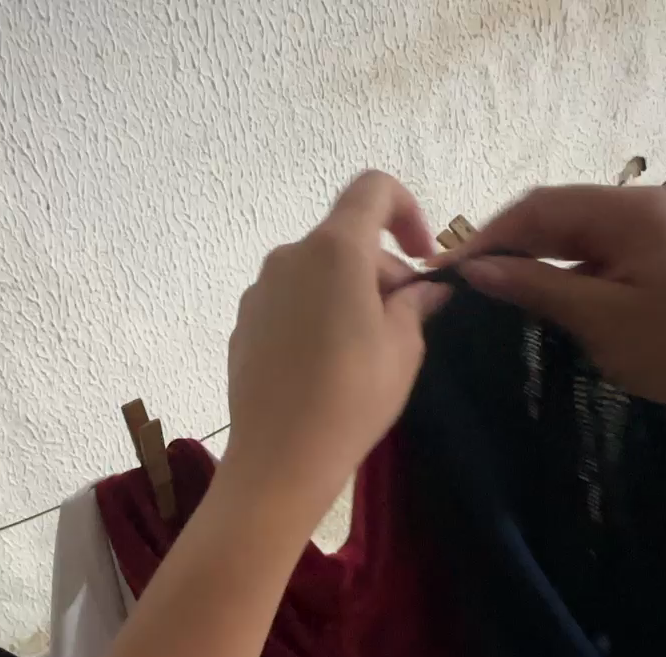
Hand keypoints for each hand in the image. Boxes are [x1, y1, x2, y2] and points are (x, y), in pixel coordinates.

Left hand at [223, 171, 451, 513]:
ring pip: (315, 274)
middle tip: (404, 323)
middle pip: (344, 240)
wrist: (280, 458)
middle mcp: (287, 258)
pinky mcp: (242, 327)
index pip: (372, 189)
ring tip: (363, 350)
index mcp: (333, 249)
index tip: (422, 257)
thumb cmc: (352, 398)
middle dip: (380, 270)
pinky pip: (288, 304)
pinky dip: (313, 316)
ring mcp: (258, 294)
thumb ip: (415, 304)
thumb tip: (424, 290)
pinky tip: (323, 366)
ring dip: (346, 294)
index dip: (407, 210)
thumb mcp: (403, 349)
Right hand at [433, 185, 665, 435]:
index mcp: (632, 210)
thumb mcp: (597, 316)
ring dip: (528, 259)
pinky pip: (590, 255)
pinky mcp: (653, 260)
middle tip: (459, 282)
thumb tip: (473, 269)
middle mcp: (643, 208)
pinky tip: (531, 297)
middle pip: (555, 215)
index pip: (540, 207)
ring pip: (570, 235)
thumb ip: (532, 285)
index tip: (446, 271)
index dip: (488, 236)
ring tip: (485, 291)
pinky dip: (556, 272)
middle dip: (504, 245)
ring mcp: (651, 233)